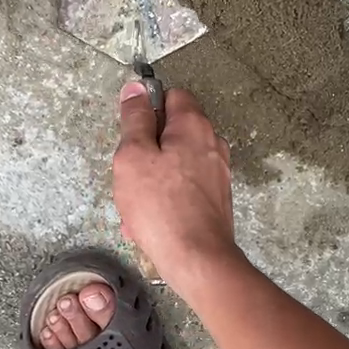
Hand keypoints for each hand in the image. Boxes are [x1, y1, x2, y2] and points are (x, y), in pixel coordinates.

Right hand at [113, 81, 241, 288]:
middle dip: (148, 150)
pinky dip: (167, 199)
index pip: (171, 95)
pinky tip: (151, 222)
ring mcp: (218, 174)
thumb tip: (135, 89)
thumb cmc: (161, 208)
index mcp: (193, 125)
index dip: (147, 109)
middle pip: (174, 132)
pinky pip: (184, 190)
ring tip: (137, 206)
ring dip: (153, 179)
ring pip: (176, 164)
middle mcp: (213, 144)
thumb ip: (135, 119)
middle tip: (131, 173)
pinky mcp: (216, 200)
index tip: (131, 131)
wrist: (197, 259)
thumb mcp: (133, 156)